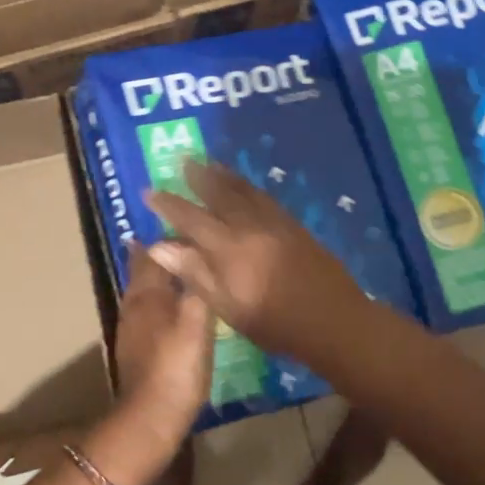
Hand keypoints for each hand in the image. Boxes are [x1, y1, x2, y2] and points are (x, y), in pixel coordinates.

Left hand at [112, 247, 213, 440]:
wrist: (151, 418)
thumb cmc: (177, 366)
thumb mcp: (197, 322)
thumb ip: (198, 286)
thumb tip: (199, 251)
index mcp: (146, 295)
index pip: (154, 254)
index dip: (168, 239)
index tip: (186, 225)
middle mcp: (133, 307)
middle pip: (144, 273)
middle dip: (161, 257)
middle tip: (184, 244)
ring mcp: (132, 331)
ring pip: (144, 294)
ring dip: (160, 281)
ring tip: (183, 273)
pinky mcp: (137, 351)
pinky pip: (149, 315)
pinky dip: (162, 305)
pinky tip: (176, 313)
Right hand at [144, 159, 369, 359]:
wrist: (335, 321)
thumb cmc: (275, 324)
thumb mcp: (227, 307)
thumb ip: (194, 272)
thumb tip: (159, 246)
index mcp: (228, 247)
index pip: (190, 218)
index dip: (168, 204)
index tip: (149, 191)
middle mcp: (250, 226)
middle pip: (220, 194)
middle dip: (199, 177)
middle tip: (183, 161)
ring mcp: (276, 223)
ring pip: (245, 191)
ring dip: (225, 175)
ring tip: (211, 164)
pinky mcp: (295, 227)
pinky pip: (265, 197)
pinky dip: (249, 187)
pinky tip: (246, 188)